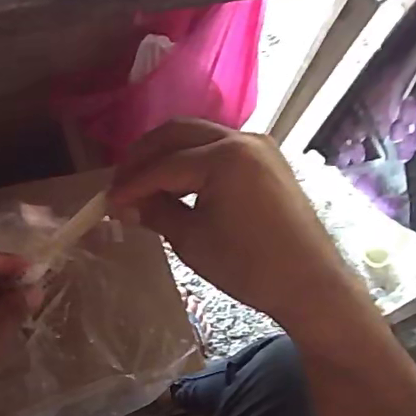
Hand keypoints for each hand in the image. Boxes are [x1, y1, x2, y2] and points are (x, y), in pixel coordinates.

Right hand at [109, 119, 368, 341]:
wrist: (309, 282)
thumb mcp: (192, 241)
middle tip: (120, 184)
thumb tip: (126, 206)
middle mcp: (242, 139)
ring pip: (198, 136)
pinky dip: (192, 160)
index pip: (163, 165)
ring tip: (143, 183)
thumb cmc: (247, 266)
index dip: (131, 184)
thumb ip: (156, 214)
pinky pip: (219, 148)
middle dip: (143, 156)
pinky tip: (177, 183)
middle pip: (177, 133)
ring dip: (166, 154)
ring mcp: (258, 146)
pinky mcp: (267, 159)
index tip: (107, 202)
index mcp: (224, 157)